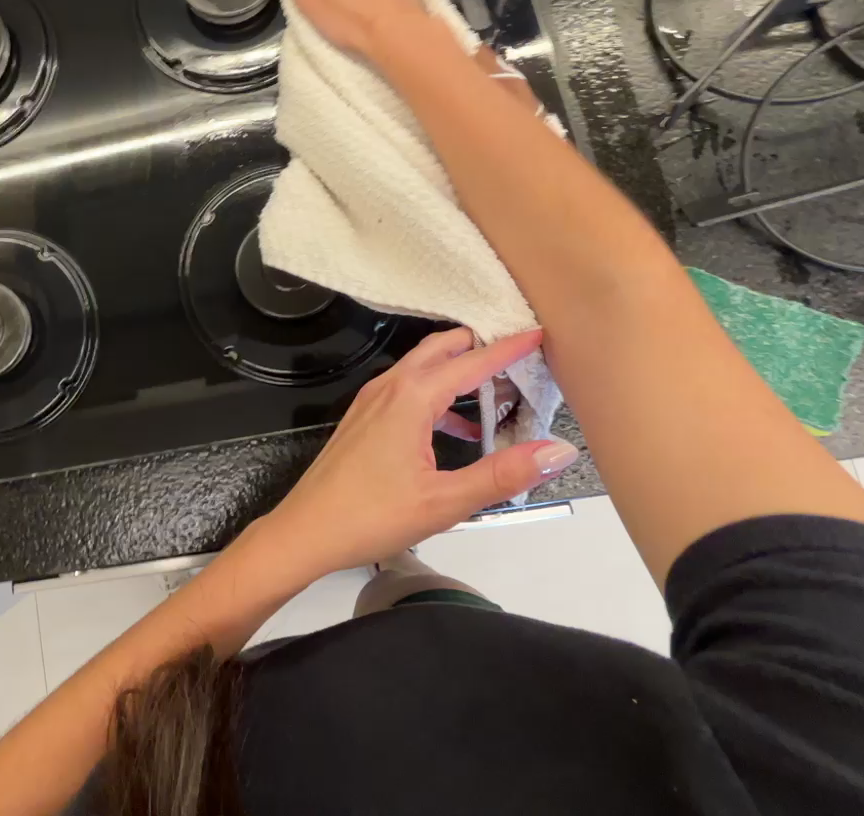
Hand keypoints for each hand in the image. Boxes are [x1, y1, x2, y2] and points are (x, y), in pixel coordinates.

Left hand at [260, 327, 578, 578]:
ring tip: (498, 388)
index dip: (508, 348)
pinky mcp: (364, 418)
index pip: (470, 361)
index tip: (539, 332)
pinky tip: (458, 427)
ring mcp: (372, 401)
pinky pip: (407, 390)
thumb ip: (502, 474)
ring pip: (422, 368)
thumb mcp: (444, 501)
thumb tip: (557, 450)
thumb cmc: (370, 516)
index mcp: (410, 396)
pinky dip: (437, 394)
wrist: (306, 530)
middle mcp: (389, 386)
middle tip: (520, 351)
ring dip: (458, 369)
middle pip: (441, 349)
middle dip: (479, 344)